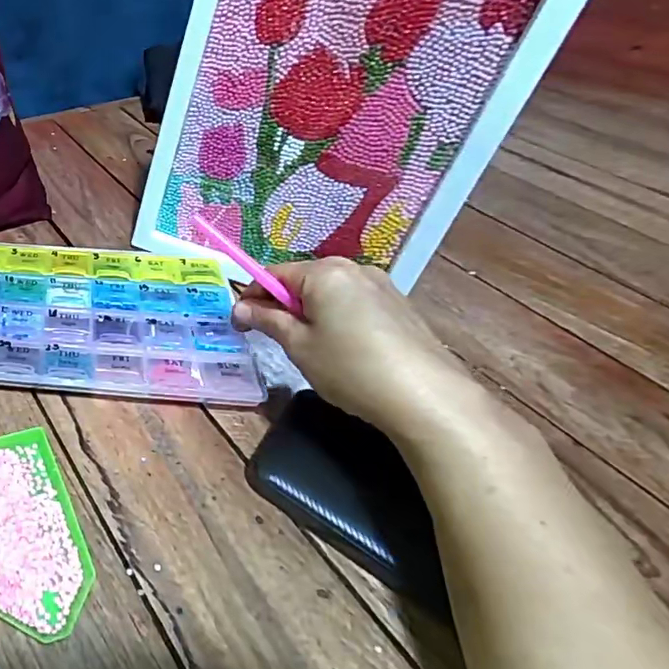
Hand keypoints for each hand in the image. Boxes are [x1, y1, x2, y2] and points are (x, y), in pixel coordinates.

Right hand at [231, 258, 504, 450]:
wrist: (429, 399)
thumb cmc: (351, 368)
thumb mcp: (299, 346)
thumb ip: (268, 321)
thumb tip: (242, 308)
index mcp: (325, 272)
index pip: (273, 274)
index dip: (252, 297)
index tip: (239, 324)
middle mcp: (355, 269)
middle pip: (303, 282)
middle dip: (283, 306)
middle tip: (274, 340)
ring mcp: (383, 287)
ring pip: (330, 295)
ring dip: (311, 315)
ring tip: (312, 351)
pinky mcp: (401, 307)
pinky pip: (355, 305)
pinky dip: (339, 321)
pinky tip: (345, 353)